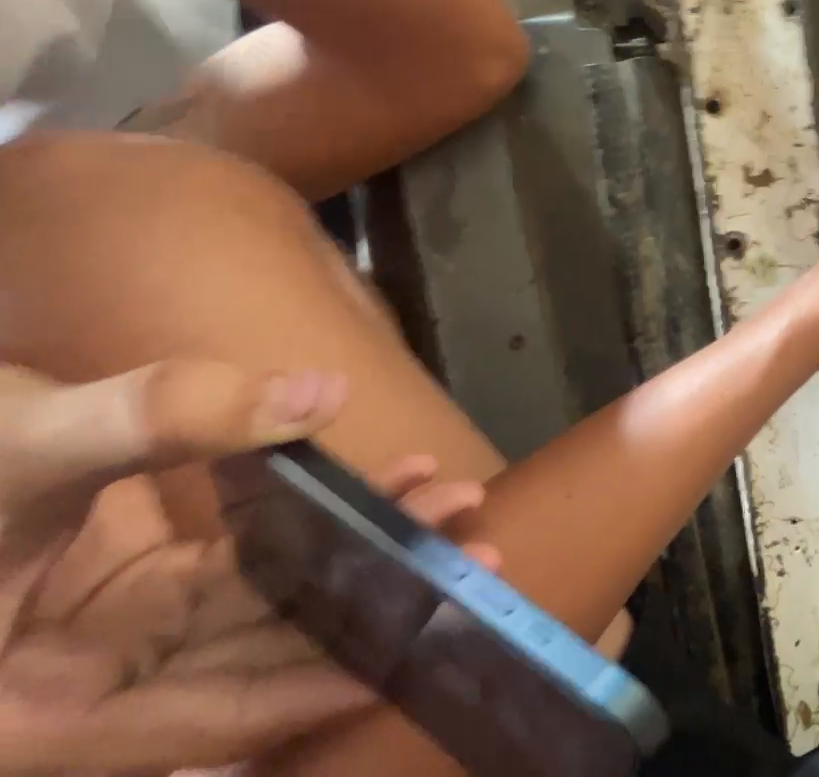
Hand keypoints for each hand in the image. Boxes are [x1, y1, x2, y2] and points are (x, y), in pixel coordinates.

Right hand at [0, 362, 496, 772]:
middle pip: (259, 656)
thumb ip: (161, 421)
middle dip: (375, 600)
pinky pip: (250, 558)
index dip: (320, 691)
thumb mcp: (18, 450)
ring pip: (268, 600)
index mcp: (31, 717)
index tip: (424, 647)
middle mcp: (79, 688)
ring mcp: (113, 634)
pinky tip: (398, 475)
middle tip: (476, 554)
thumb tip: (322, 394)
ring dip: (366, 546)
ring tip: (453, 498)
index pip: (210, 720)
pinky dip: (320, 518)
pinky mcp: (136, 584)